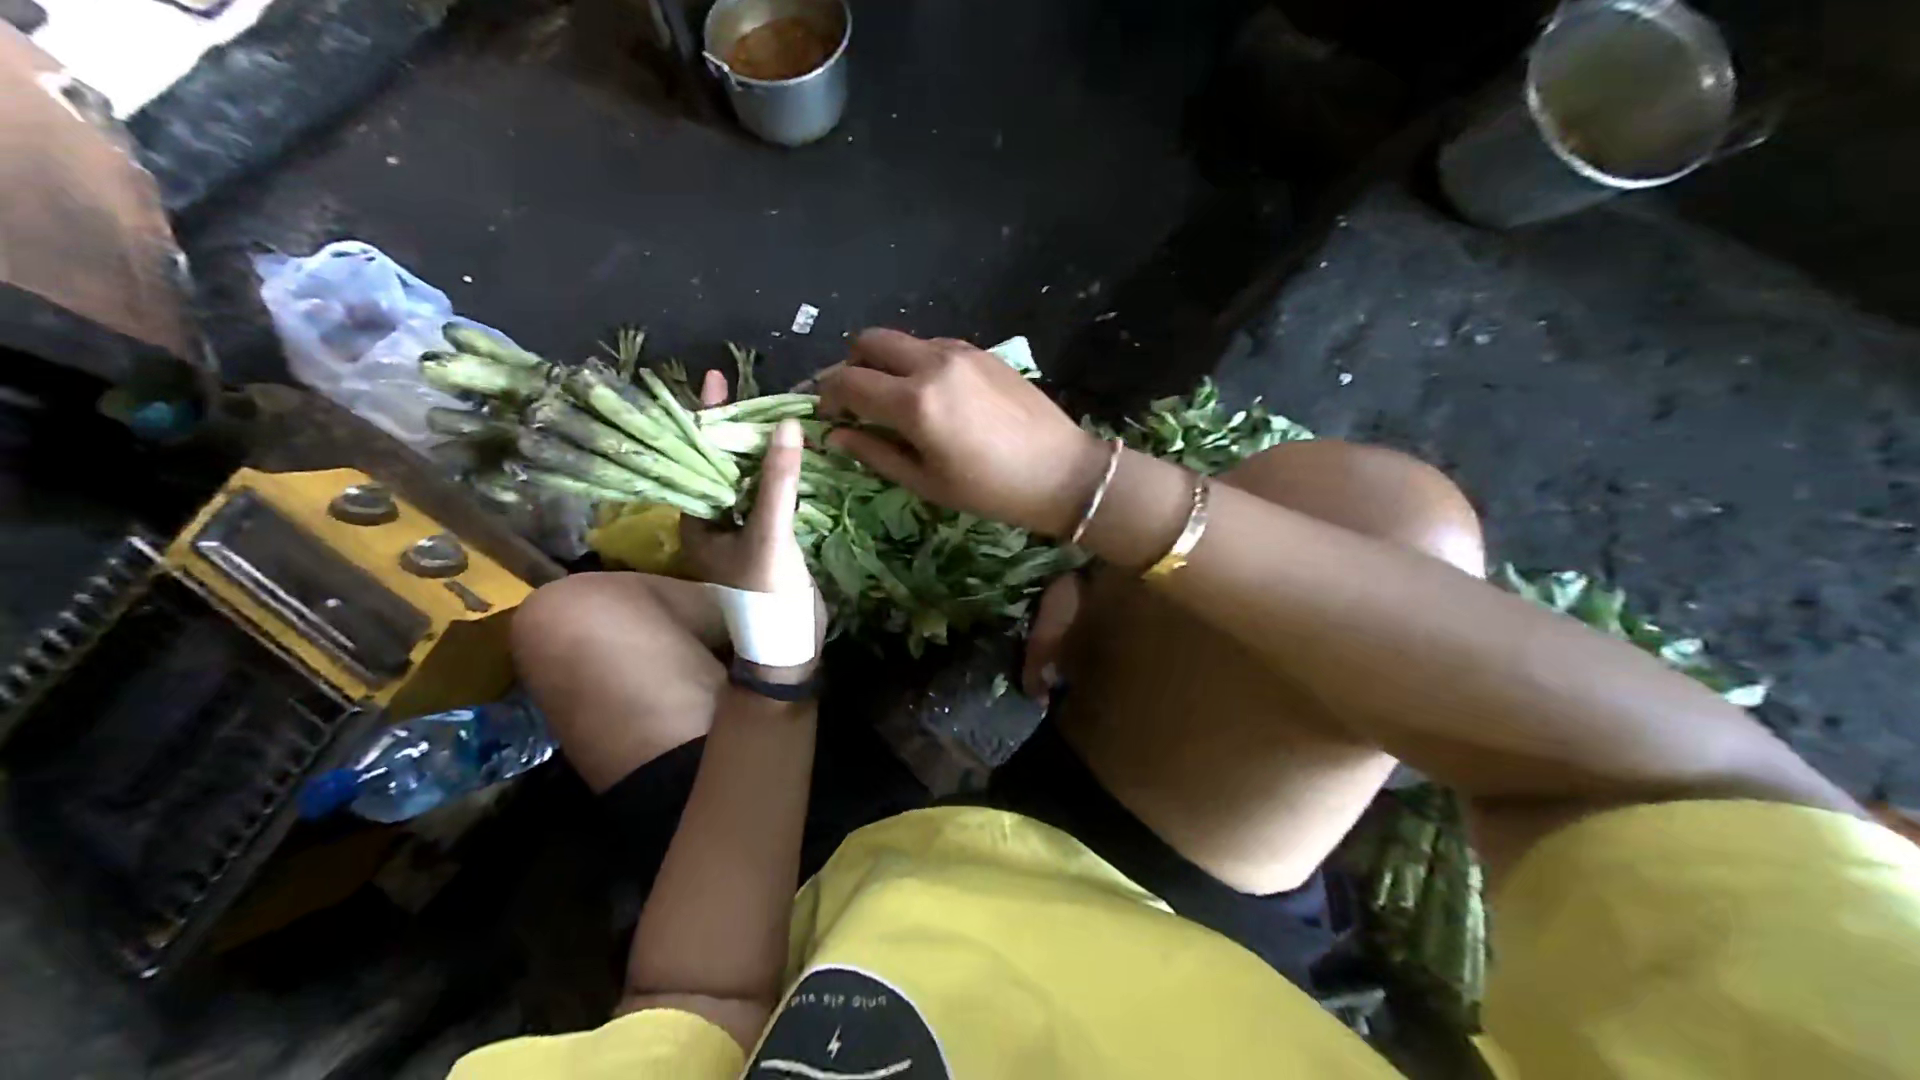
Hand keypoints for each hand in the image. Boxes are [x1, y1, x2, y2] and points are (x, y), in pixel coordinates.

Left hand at [680, 371, 822, 679]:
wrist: (790, 643)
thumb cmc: (766, 594)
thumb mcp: (770, 535)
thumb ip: (776, 482)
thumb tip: (787, 426)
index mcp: (699, 519)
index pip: (696, 457)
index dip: (705, 417)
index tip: (716, 378)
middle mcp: (717, 518)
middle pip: (725, 463)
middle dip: (741, 428)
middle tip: (760, 391)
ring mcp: (746, 527)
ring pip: (753, 477)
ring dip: (767, 449)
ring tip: (784, 412)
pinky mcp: (772, 535)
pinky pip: (775, 493)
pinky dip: (785, 472)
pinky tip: (802, 452)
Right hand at [817, 329, 1109, 536]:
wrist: (1060, 472)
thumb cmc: (990, 490)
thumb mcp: (925, 482)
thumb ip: (875, 453)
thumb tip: (835, 436)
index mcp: (914, 402)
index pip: (847, 382)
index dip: (827, 397)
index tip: (829, 415)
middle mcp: (931, 364)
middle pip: (868, 342)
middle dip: (851, 366)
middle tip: (856, 399)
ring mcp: (959, 351)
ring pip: (901, 339)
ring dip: (884, 362)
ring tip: (895, 398)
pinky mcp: (981, 351)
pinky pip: (932, 344)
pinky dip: (916, 361)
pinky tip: (932, 394)